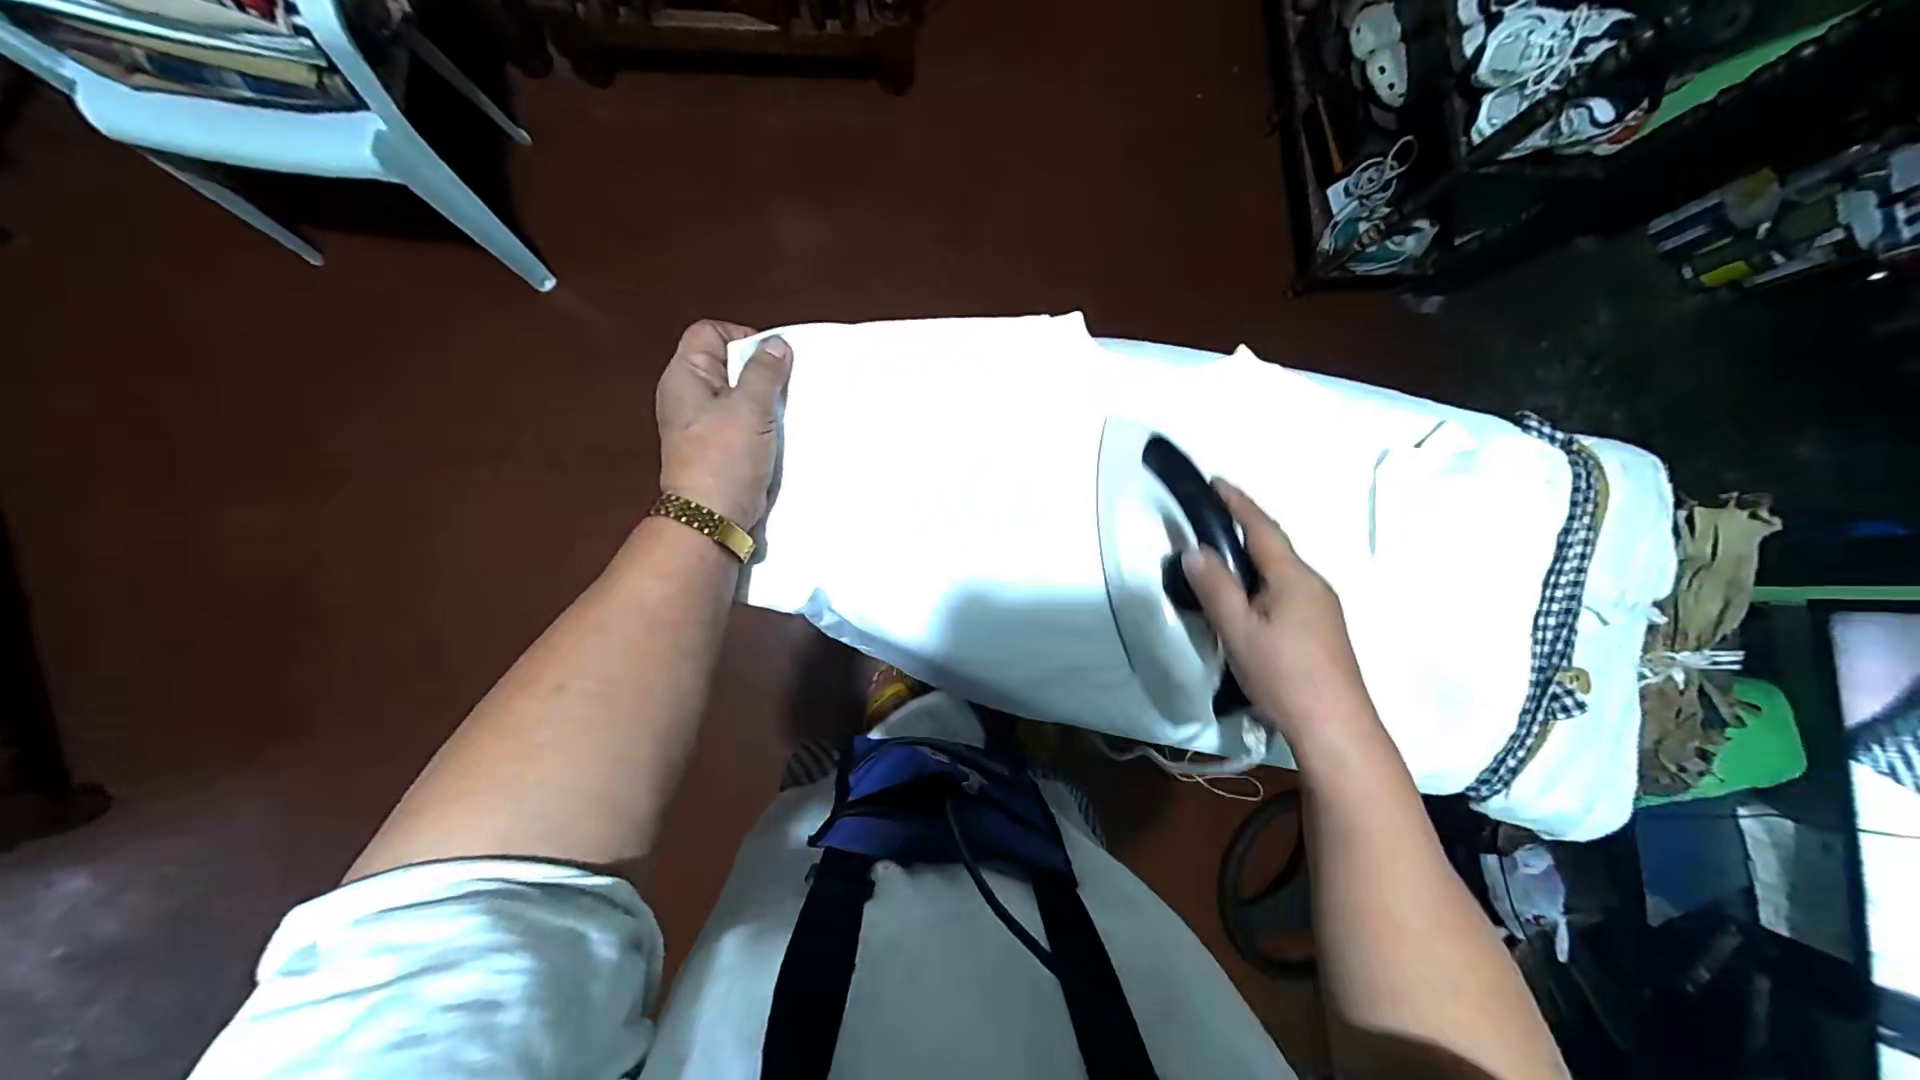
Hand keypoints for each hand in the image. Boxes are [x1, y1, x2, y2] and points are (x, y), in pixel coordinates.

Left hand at [656, 320, 792, 526]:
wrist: (713, 518)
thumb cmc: (726, 457)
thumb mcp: (749, 408)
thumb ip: (765, 372)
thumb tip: (777, 344)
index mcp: (684, 375)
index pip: (710, 332)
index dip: (742, 337)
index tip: (772, 361)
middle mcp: (688, 394)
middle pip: (726, 362)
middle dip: (758, 369)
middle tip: (784, 387)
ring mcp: (701, 422)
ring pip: (737, 393)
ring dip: (763, 398)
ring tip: (784, 410)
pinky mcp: (717, 446)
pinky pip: (740, 420)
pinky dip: (760, 421)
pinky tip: (778, 432)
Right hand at [1181, 479, 1380, 760]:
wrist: (1336, 727)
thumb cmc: (1284, 675)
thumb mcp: (1238, 630)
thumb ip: (1216, 588)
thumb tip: (1196, 550)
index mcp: (1294, 577)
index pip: (1262, 528)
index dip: (1238, 503)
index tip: (1216, 481)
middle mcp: (1313, 584)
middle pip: (1274, 547)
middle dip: (1244, 527)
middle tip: (1212, 518)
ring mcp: (1322, 608)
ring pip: (1281, 571)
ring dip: (1252, 558)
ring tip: (1222, 559)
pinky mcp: (1323, 630)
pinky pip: (1287, 590)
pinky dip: (1262, 582)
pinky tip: (1248, 600)